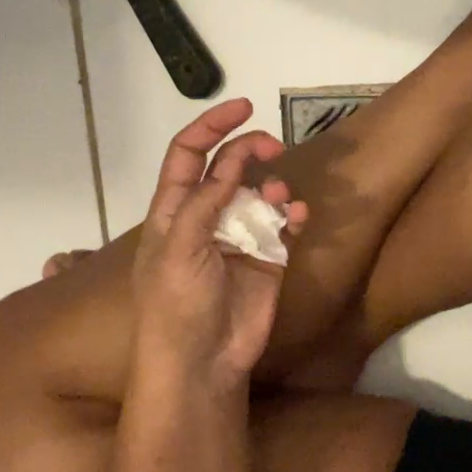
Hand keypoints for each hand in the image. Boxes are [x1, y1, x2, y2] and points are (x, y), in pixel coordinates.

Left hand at [130, 99, 307, 388]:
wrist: (203, 364)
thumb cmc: (176, 307)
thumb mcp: (179, 250)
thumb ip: (204, 204)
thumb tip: (229, 165)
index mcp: (173, 212)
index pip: (188, 155)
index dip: (210, 127)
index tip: (243, 107)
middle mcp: (207, 218)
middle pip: (228, 167)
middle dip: (249, 150)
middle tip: (272, 146)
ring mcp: (239, 237)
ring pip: (260, 193)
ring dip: (271, 185)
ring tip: (278, 197)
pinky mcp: (268, 258)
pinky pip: (284, 225)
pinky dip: (293, 215)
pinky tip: (297, 217)